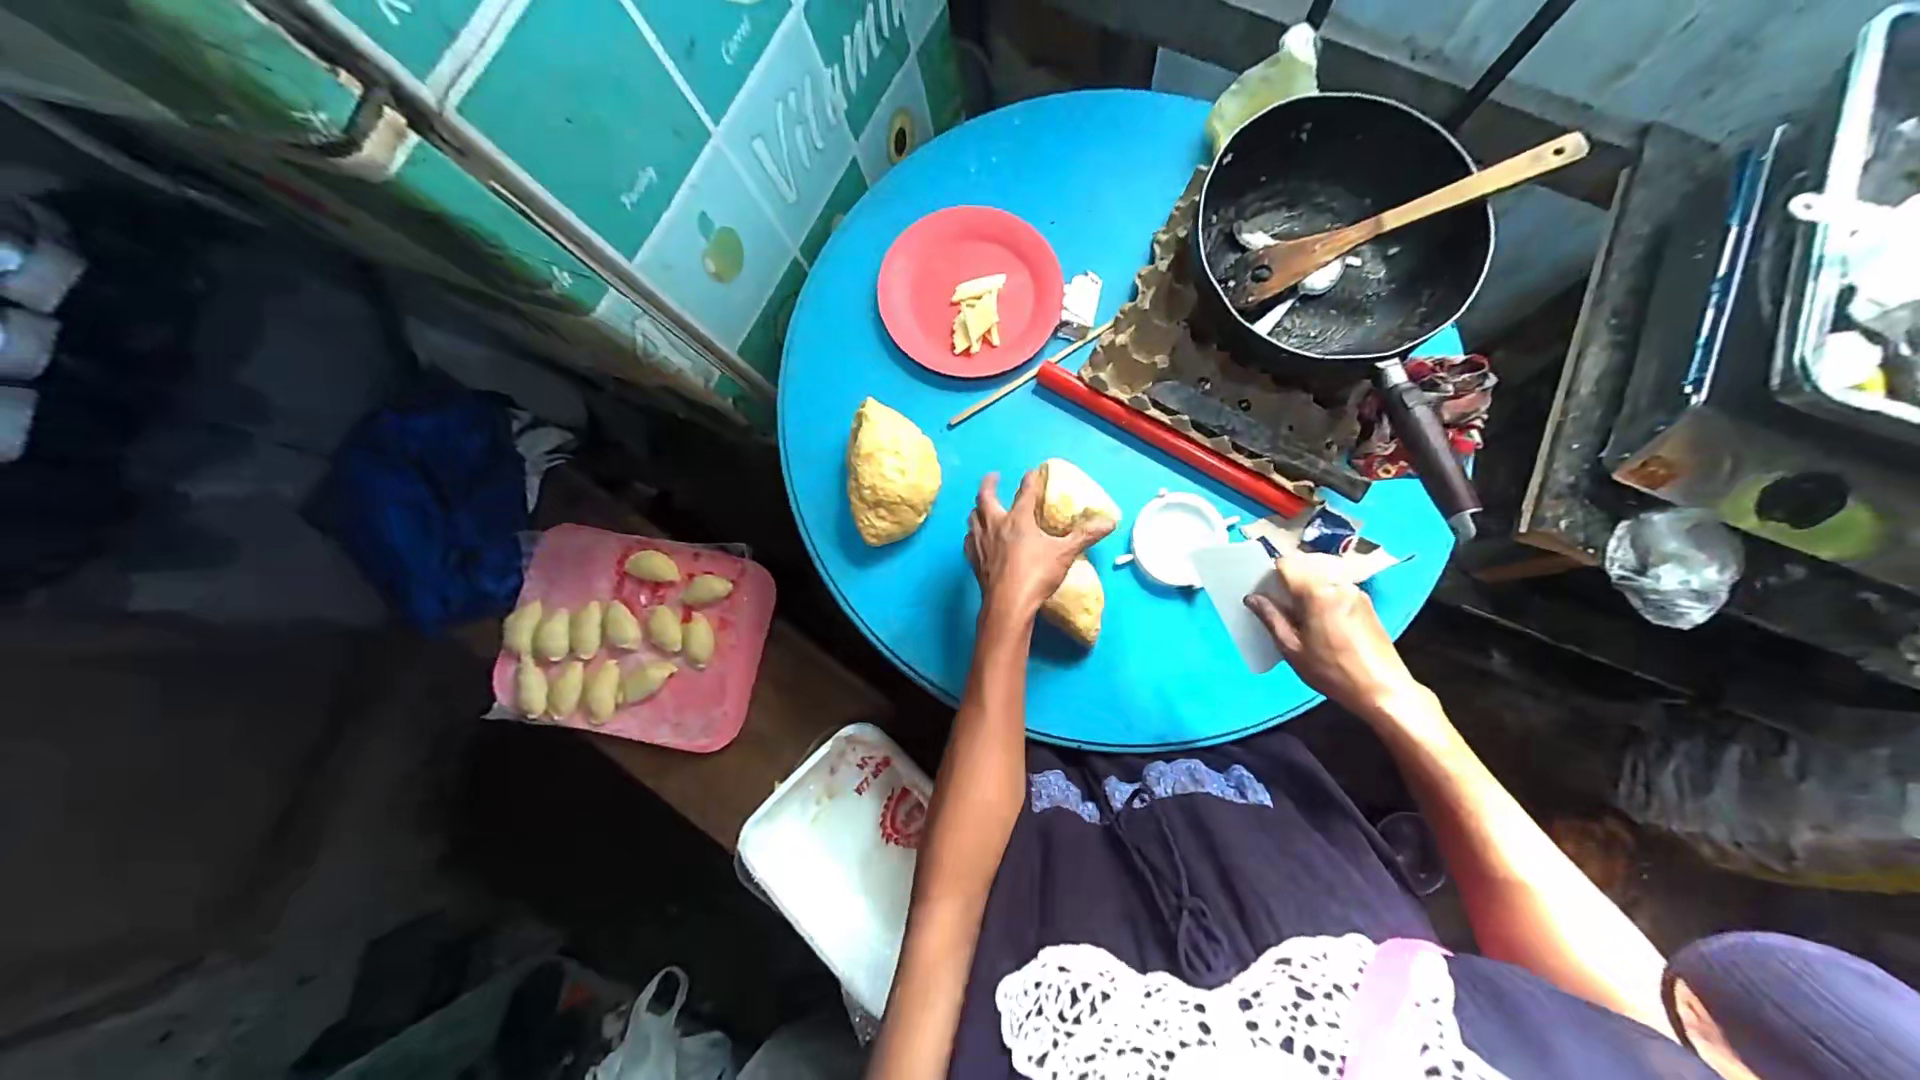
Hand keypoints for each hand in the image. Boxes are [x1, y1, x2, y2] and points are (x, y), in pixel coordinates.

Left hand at [965, 467, 1112, 620]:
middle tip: (994, 477)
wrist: (1008, 604)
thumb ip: (1085, 536)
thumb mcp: (1064, 554)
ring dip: (977, 508)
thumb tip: (1109, 522)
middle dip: (989, 484)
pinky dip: (972, 534)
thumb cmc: (1036, 574)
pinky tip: (974, 537)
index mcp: (1018, 519)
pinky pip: (968, 541)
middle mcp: (995, 525)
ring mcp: (981, 542)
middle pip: (986, 498)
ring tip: (982, 506)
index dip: (1030, 480)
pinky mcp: (974, 560)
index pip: (1025, 492)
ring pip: (973, 518)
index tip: (1032, 473)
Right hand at [1245, 553, 1420, 710]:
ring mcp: (1355, 591)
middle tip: (1282, 605)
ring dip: (1307, 585)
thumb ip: (1271, 618)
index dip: (1271, 574)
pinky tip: (1322, 618)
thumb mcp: (1292, 649)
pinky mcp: (1366, 601)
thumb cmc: (1332, 671)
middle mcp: (1338, 584)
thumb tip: (1252, 598)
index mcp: (1317, 593)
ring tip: (1302, 613)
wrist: (1383, 689)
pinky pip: (1336, 585)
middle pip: (1305, 565)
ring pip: (1322, 574)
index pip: (1287, 563)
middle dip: (1289, 578)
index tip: (1266, 592)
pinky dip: (1323, 592)